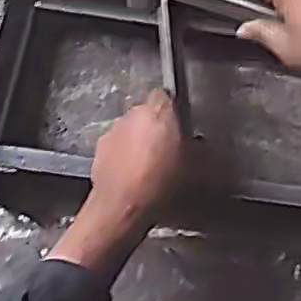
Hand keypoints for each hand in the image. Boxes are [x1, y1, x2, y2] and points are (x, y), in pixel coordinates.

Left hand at [48, 91, 184, 283]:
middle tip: (168, 147)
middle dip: (156, 126)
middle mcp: (133, 114)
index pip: (165, 95)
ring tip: (148, 164)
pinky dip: (123, 152)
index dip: (172, 109)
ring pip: (131, 128)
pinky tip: (131, 172)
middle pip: (147, 112)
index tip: (179, 124)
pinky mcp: (101, 147)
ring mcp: (114, 129)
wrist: (121, 205)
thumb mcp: (194, 168)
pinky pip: (117, 144)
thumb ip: (198, 149)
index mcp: (158, 112)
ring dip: (138, 139)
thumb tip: (199, 144)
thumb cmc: (160, 183)